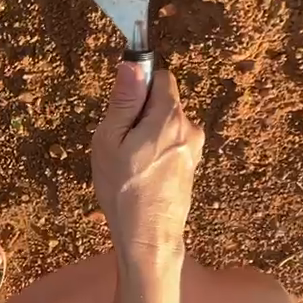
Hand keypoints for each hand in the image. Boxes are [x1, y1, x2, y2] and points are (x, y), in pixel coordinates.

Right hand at [91, 61, 203, 261]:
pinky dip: (154, 151)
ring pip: (164, 124)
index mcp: (170, 118)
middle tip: (119, 141)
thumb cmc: (122, 188)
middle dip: (140, 113)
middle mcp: (189, 129)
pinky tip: (139, 174)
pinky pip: (169, 144)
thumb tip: (132, 65)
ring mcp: (193, 149)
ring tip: (127, 162)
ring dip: (146, 134)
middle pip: (163, 102)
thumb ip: (124, 101)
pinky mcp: (191, 166)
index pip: (161, 77)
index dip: (139, 86)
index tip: (122, 107)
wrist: (148, 236)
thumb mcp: (110, 140)